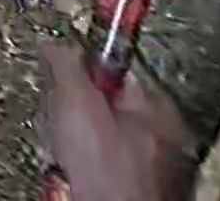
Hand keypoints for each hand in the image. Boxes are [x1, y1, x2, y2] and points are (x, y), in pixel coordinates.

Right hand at [39, 43, 189, 200]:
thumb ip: (66, 62)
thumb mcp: (75, 97)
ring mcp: (148, 159)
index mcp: (158, 109)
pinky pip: (92, 146)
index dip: (81, 57)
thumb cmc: (105, 166)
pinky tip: (68, 156)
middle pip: (101, 93)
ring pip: (92, 121)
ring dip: (68, 123)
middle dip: (70, 96)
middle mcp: (162, 133)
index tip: (58, 55)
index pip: (115, 63)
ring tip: (62, 136)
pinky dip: (75, 147)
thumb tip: (57, 41)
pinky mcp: (130, 177)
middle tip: (60, 106)